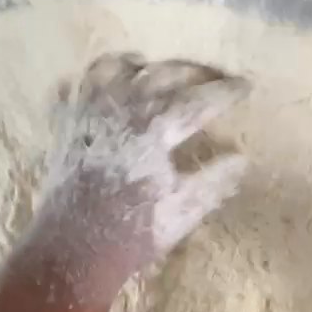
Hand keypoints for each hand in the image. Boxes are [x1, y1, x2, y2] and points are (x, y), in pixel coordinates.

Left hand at [14, 53, 249, 304]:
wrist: (75, 247)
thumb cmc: (135, 231)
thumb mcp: (185, 210)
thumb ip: (215, 180)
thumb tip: (242, 159)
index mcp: (155, 126)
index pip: (198, 99)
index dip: (225, 92)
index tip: (246, 86)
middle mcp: (121, 108)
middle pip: (161, 73)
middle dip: (191, 71)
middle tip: (212, 76)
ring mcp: (88, 113)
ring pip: (111, 67)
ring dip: (137, 64)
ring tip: (149, 67)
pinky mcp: (64, 127)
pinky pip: (72, 90)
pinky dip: (88, 83)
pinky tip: (98, 90)